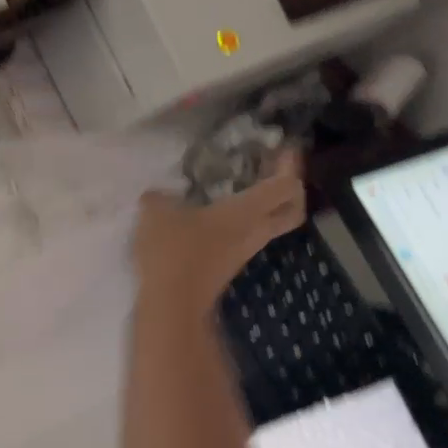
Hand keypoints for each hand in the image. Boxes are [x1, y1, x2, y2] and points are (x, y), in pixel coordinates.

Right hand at [134, 152, 305, 316]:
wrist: (173, 299)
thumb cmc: (174, 249)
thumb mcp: (156, 215)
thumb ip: (159, 199)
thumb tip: (157, 195)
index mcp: (247, 210)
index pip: (285, 184)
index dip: (289, 164)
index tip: (283, 148)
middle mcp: (255, 229)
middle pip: (291, 209)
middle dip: (289, 191)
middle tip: (273, 177)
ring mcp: (242, 250)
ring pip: (267, 224)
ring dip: (262, 209)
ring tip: (238, 195)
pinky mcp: (226, 264)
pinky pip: (242, 238)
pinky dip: (237, 225)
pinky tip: (210, 220)